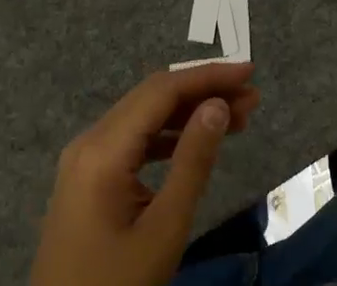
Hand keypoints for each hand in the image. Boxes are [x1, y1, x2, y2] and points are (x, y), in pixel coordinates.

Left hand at [31, 63, 262, 285]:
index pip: (162, 92)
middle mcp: (89, 143)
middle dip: (204, 91)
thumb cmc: (117, 284)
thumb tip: (219, 104)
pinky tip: (198, 141)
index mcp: (103, 150)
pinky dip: (169, 134)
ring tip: (238, 118)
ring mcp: (84, 160)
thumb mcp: (165, 227)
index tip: (250, 72)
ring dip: (190, 112)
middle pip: (152, 97)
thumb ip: (193, 161)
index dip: (208, 77)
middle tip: (252, 98)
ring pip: (144, 116)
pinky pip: (133, 139)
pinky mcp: (88, 179)